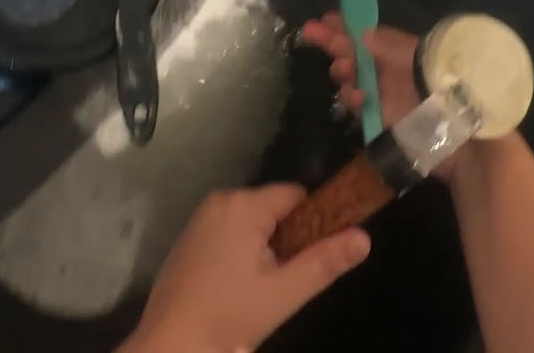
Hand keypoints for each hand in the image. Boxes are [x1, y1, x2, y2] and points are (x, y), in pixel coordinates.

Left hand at [123, 185, 370, 352]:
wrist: (169, 347)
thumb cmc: (228, 316)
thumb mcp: (284, 294)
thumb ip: (325, 262)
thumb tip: (364, 237)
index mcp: (243, 204)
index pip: (295, 195)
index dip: (312, 223)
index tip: (313, 257)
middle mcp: (220, 199)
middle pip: (273, 208)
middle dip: (285, 240)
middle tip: (284, 281)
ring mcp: (200, 217)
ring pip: (251, 222)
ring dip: (263, 248)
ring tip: (259, 289)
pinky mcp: (188, 237)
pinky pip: (228, 232)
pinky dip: (240, 252)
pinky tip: (236, 289)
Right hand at [299, 16, 474, 180]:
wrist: (459, 130)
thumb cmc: (439, 85)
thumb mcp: (415, 58)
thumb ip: (388, 46)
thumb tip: (361, 35)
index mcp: (397, 49)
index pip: (365, 32)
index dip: (344, 25)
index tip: (322, 19)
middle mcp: (387, 67)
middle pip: (352, 51)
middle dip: (332, 41)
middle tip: (309, 33)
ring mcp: (382, 92)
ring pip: (351, 77)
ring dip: (342, 70)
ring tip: (343, 71)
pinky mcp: (380, 116)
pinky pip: (357, 104)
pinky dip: (351, 98)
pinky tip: (355, 97)